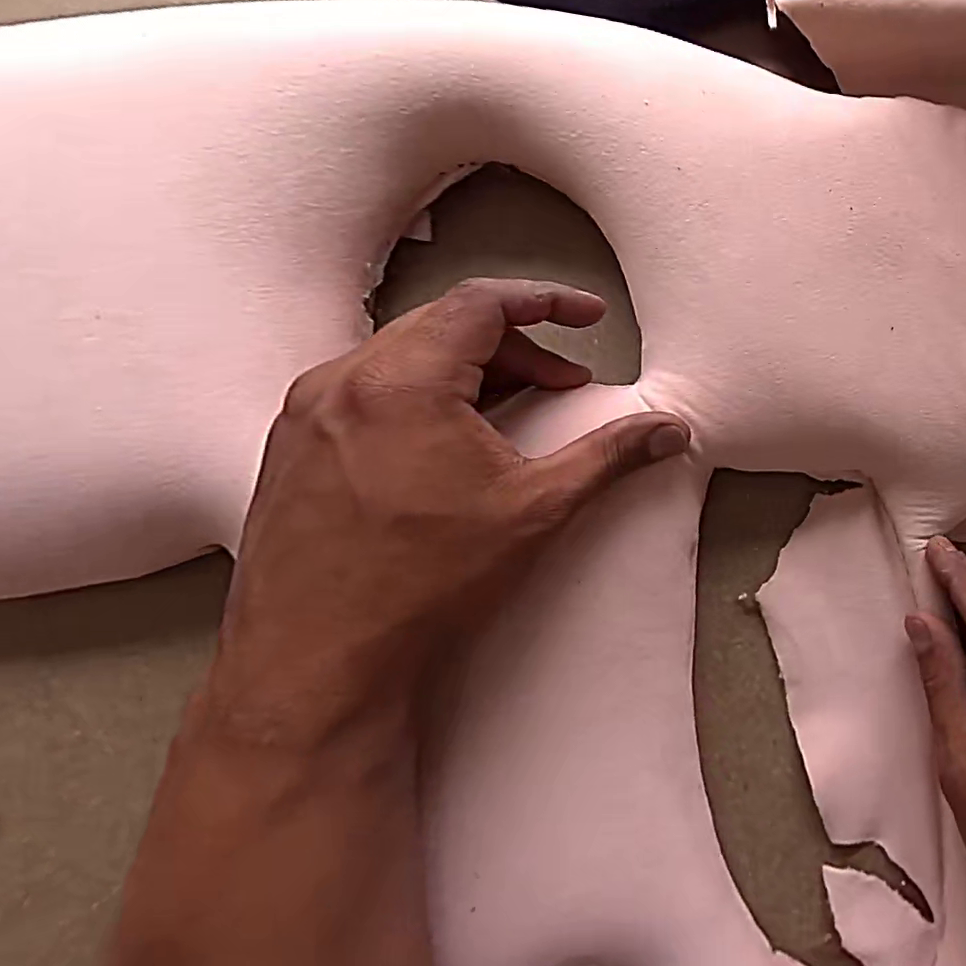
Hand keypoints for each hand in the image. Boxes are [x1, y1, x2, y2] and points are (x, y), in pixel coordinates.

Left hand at [112, 279, 688, 965]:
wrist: (317, 665)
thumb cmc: (431, 581)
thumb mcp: (540, 508)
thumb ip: (613, 454)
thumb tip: (673, 429)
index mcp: (403, 380)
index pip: (483, 302)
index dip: (547, 300)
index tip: (590, 315)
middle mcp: (343, 381)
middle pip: (447, 327)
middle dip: (519, 347)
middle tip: (566, 384)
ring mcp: (308, 414)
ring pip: (407, 358)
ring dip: (475, 372)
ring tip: (520, 413)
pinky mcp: (293, 447)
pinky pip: (372, 391)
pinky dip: (429, 396)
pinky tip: (457, 444)